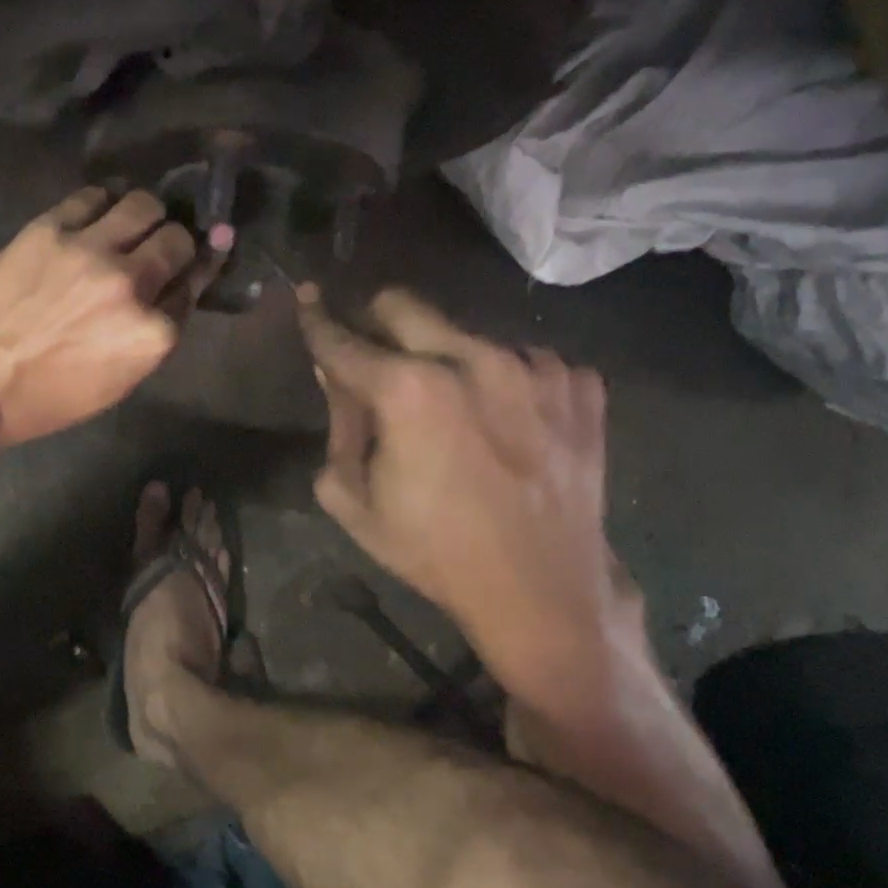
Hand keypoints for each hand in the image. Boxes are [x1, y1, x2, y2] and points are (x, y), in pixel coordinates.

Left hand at [0, 188, 222, 449]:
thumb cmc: (45, 400)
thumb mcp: (115, 385)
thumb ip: (150, 337)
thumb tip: (172, 293)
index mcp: (152, 334)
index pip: (192, 288)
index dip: (189, 278)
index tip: (182, 272)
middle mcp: (132, 284)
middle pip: (178, 239)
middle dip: (173, 243)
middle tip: (157, 248)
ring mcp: (91, 250)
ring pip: (143, 204)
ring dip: (145, 214)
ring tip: (129, 224)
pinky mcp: (50, 228)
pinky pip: (92, 195)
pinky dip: (102, 202)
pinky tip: (96, 214)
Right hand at [296, 284, 644, 699]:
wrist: (541, 591)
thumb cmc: (432, 550)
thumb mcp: (353, 499)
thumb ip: (338, 425)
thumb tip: (336, 376)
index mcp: (408, 389)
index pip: (344, 340)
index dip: (317, 320)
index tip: (307, 296)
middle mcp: (474, 358)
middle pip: (404, 305)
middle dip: (377, 323)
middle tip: (376, 358)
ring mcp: (535, 367)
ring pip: (466, 335)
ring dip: (446, 360)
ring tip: (454, 412)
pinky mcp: (580, 385)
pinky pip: (524, 361)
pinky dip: (503, 383)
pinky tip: (505, 427)